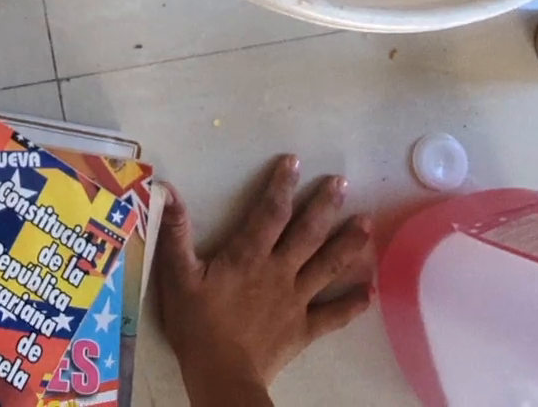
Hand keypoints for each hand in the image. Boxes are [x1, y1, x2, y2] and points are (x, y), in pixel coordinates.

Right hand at [155, 156, 375, 403]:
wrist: (221, 374)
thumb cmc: (196, 321)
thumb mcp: (177, 273)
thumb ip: (175, 231)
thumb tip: (168, 189)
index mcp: (249, 255)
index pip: (269, 212)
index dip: (281, 185)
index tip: (294, 162)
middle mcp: (279, 271)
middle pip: (307, 233)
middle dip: (324, 206)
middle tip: (342, 183)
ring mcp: (296, 301)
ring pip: (328, 267)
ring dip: (349, 244)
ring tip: (368, 223)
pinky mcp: (305, 329)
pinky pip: (335, 315)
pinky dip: (354, 303)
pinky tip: (370, 291)